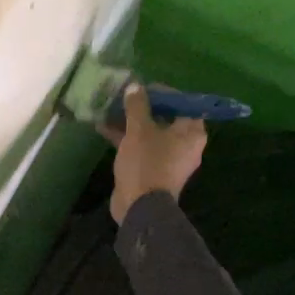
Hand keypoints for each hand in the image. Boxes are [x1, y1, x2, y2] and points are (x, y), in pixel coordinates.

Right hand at [100, 84, 207, 224]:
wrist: (140, 207)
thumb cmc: (147, 163)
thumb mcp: (139, 129)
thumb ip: (137, 105)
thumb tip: (135, 86)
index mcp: (191, 132)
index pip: (182, 102)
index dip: (162, 93)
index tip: (141, 88)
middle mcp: (185, 144)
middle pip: (165, 117)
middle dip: (142, 107)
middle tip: (123, 97)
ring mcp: (170, 159)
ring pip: (151, 132)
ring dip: (131, 122)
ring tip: (109, 109)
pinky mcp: (154, 169)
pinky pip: (142, 147)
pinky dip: (127, 138)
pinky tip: (103, 128)